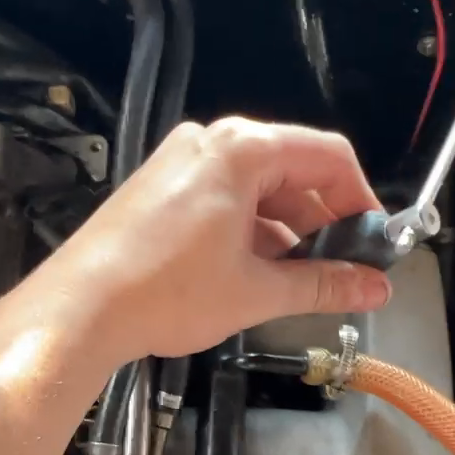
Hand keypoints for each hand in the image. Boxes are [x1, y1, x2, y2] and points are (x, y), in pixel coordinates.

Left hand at [30, 117, 392, 360]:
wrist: (80, 310)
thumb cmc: (165, 294)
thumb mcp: (255, 292)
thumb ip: (322, 285)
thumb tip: (372, 289)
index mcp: (240, 150)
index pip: (327, 157)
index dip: (360, 200)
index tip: (373, 242)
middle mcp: (208, 145)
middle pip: (289, 172)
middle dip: (321, 222)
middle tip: (341, 269)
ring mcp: (177, 166)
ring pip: (253, 191)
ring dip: (284, 233)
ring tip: (299, 282)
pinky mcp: (157, 192)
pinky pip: (219, 202)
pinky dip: (246, 234)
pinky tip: (254, 274)